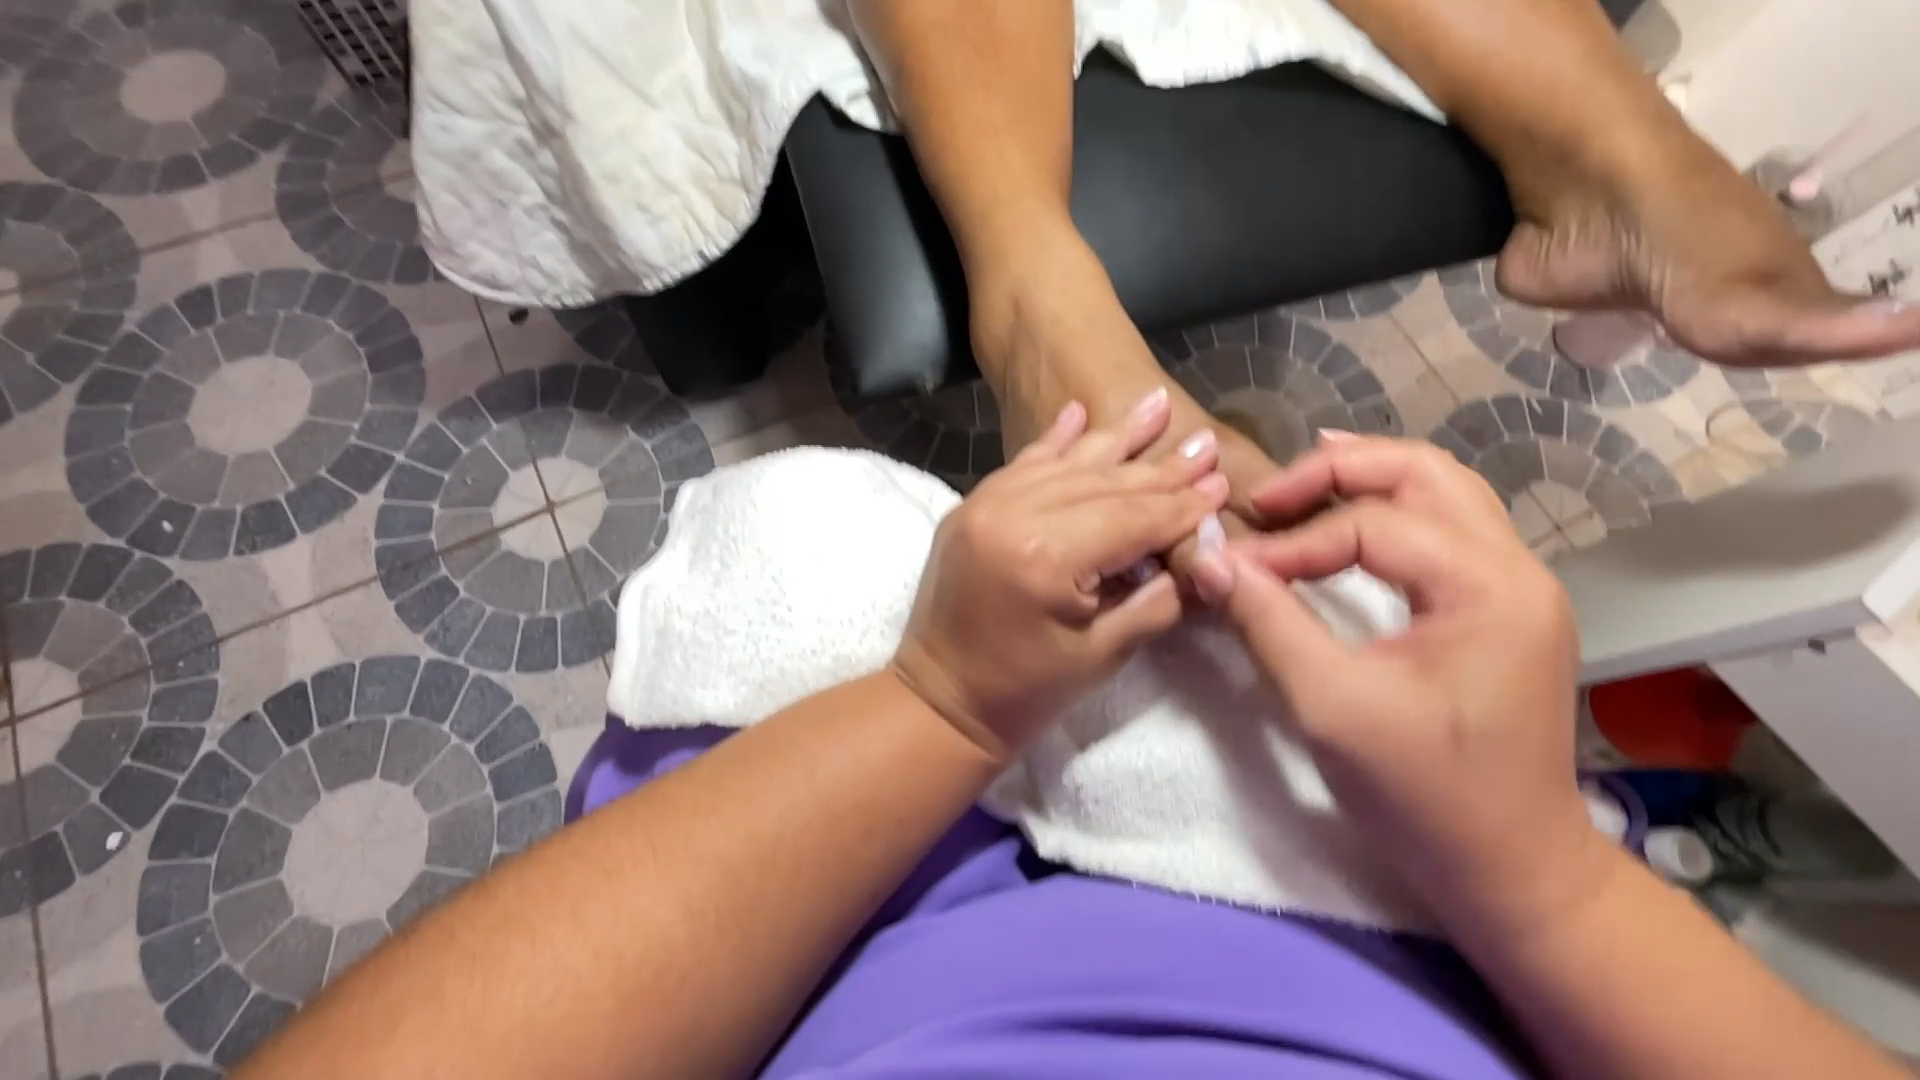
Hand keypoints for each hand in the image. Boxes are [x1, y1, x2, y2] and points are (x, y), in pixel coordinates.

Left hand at [892, 390, 1229, 763]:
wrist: (940, 700)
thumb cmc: (1026, 690)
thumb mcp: (1104, 654)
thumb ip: (1158, 598)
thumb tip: (1203, 552)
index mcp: (1046, 557)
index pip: (1131, 519)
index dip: (1180, 506)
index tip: (1222, 484)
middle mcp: (1013, 515)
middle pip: (1103, 484)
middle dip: (1159, 468)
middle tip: (1205, 444)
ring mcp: (984, 505)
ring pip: (1065, 465)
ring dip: (1114, 438)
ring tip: (1157, 404)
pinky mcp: (969, 508)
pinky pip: (1020, 465)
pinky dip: (1054, 440)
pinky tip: (1080, 413)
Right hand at [1219, 434, 1612, 931]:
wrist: (1511, 868)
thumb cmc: (1423, 794)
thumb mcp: (1330, 706)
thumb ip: (1268, 623)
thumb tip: (1209, 560)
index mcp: (1488, 588)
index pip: (1372, 525)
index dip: (1291, 542)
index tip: (1229, 569)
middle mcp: (1516, 569)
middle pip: (1425, 474)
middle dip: (1338, 472)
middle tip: (1268, 495)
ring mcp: (1517, 588)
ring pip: (1443, 493)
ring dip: (1369, 480)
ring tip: (1302, 481)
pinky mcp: (1502, 611)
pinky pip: (1447, 531)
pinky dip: (1393, 512)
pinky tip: (1351, 517)